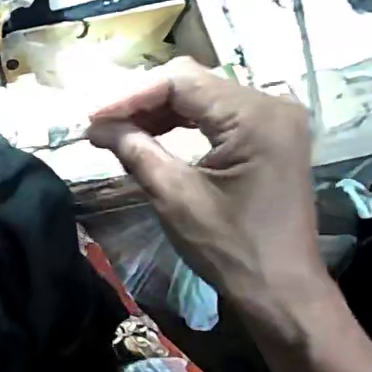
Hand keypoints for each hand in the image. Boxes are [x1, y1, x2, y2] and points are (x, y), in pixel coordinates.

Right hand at [87, 58, 328, 329]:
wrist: (280, 289)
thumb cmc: (228, 245)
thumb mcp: (173, 195)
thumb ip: (134, 150)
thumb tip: (96, 126)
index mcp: (256, 117)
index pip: (180, 82)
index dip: (128, 96)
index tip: (91, 118)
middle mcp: (271, 106)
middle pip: (190, 82)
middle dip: (139, 100)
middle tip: (99, 123)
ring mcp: (273, 120)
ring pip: (199, 96)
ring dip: (154, 110)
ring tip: (115, 130)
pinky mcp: (267, 136)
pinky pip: (213, 115)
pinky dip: (177, 122)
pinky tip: (147, 135)